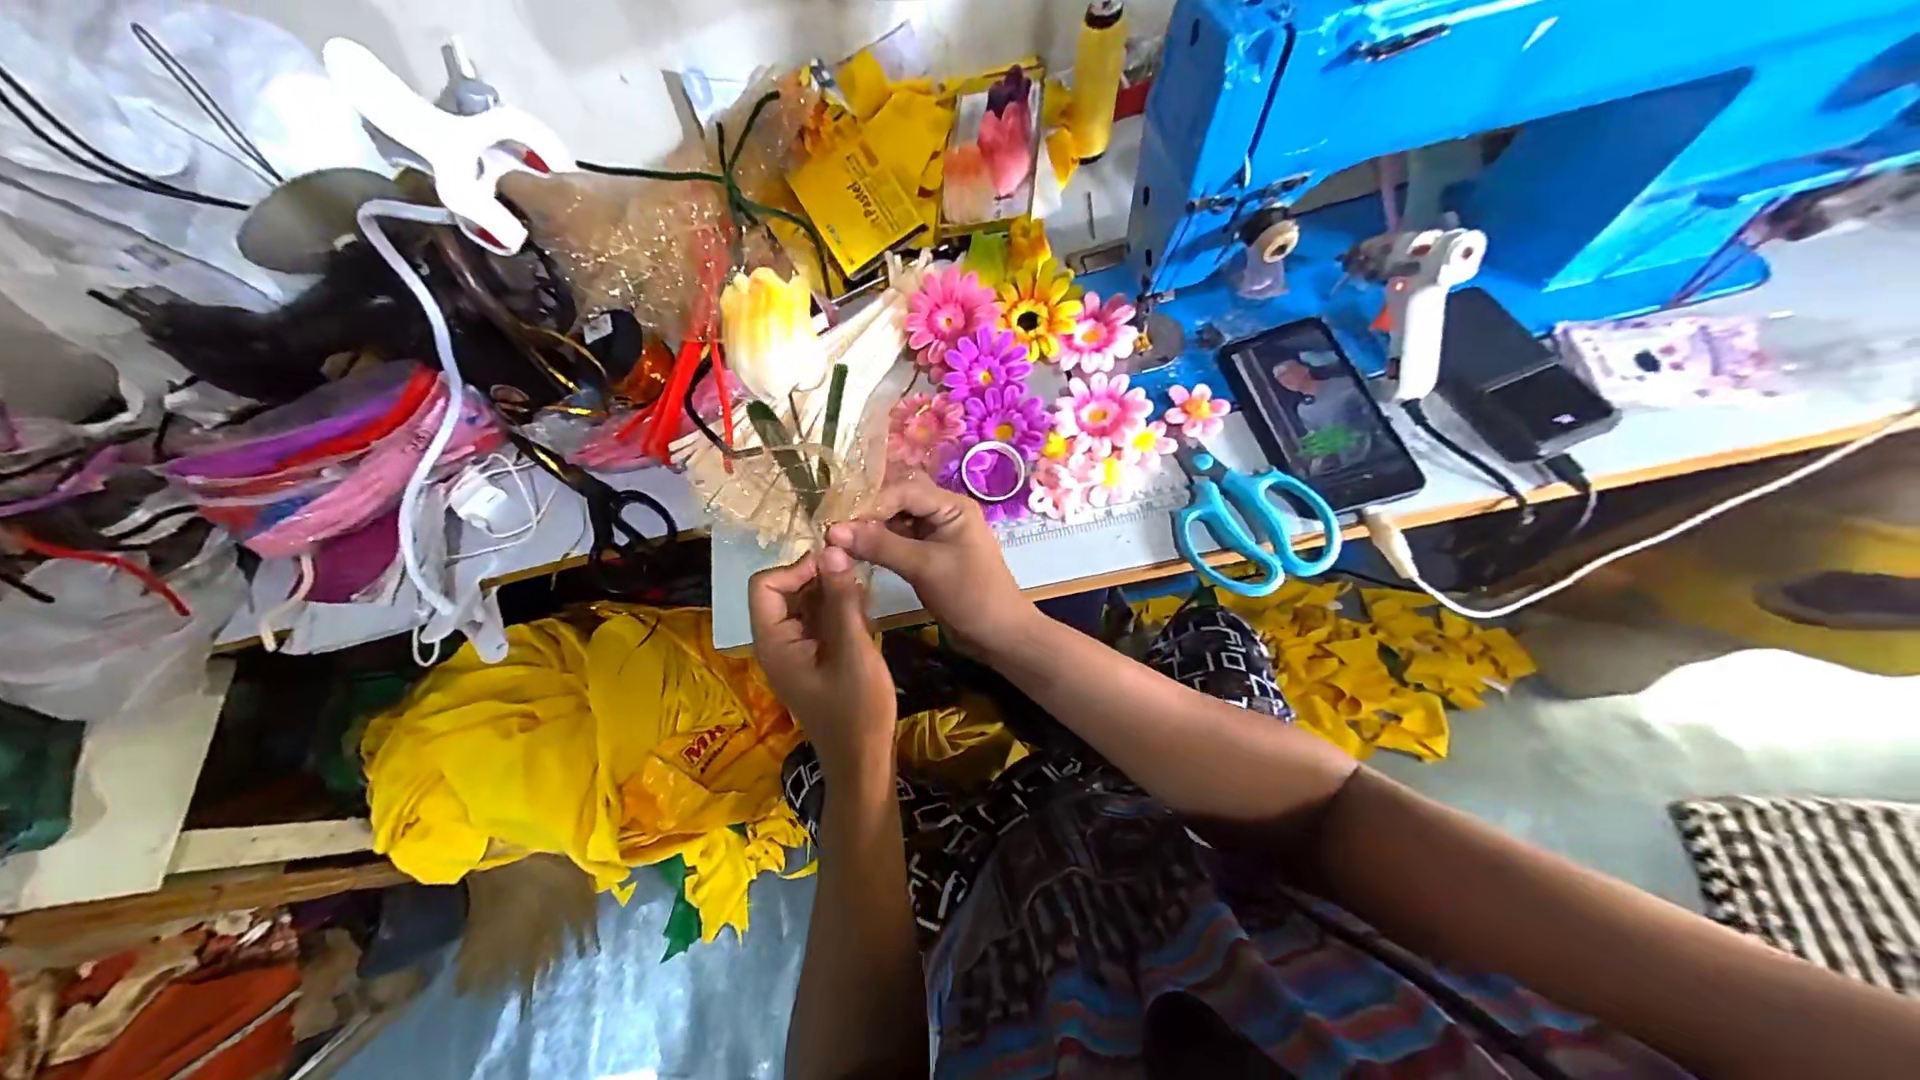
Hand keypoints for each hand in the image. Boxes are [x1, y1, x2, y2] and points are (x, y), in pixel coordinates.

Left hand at [748, 547, 896, 781]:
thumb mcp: (853, 651)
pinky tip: (866, 611)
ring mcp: (797, 652)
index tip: (835, 568)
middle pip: (785, 591)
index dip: (797, 568)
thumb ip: (842, 601)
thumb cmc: (857, 710)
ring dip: (833, 592)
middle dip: (818, 578)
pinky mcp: (816, 659)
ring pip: (806, 605)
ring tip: (866, 593)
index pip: (764, 584)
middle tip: (857, 576)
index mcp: (774, 642)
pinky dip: (840, 610)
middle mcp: (778, 643)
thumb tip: (833, 549)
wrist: (864, 762)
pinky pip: (820, 622)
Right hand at [827, 475, 1035, 654]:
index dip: (870, 504)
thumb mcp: (924, 567)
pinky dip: (878, 547)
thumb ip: (881, 546)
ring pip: (895, 523)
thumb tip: (833, 531)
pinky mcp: (927, 556)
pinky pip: (897, 542)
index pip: (904, 490)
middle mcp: (943, 513)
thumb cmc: (970, 595)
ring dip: (869, 531)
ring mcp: (935, 535)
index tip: (836, 521)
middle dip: (867, 514)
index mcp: (952, 506)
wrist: (998, 635)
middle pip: (897, 502)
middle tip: (832, 530)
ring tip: (837, 543)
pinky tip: (854, 554)